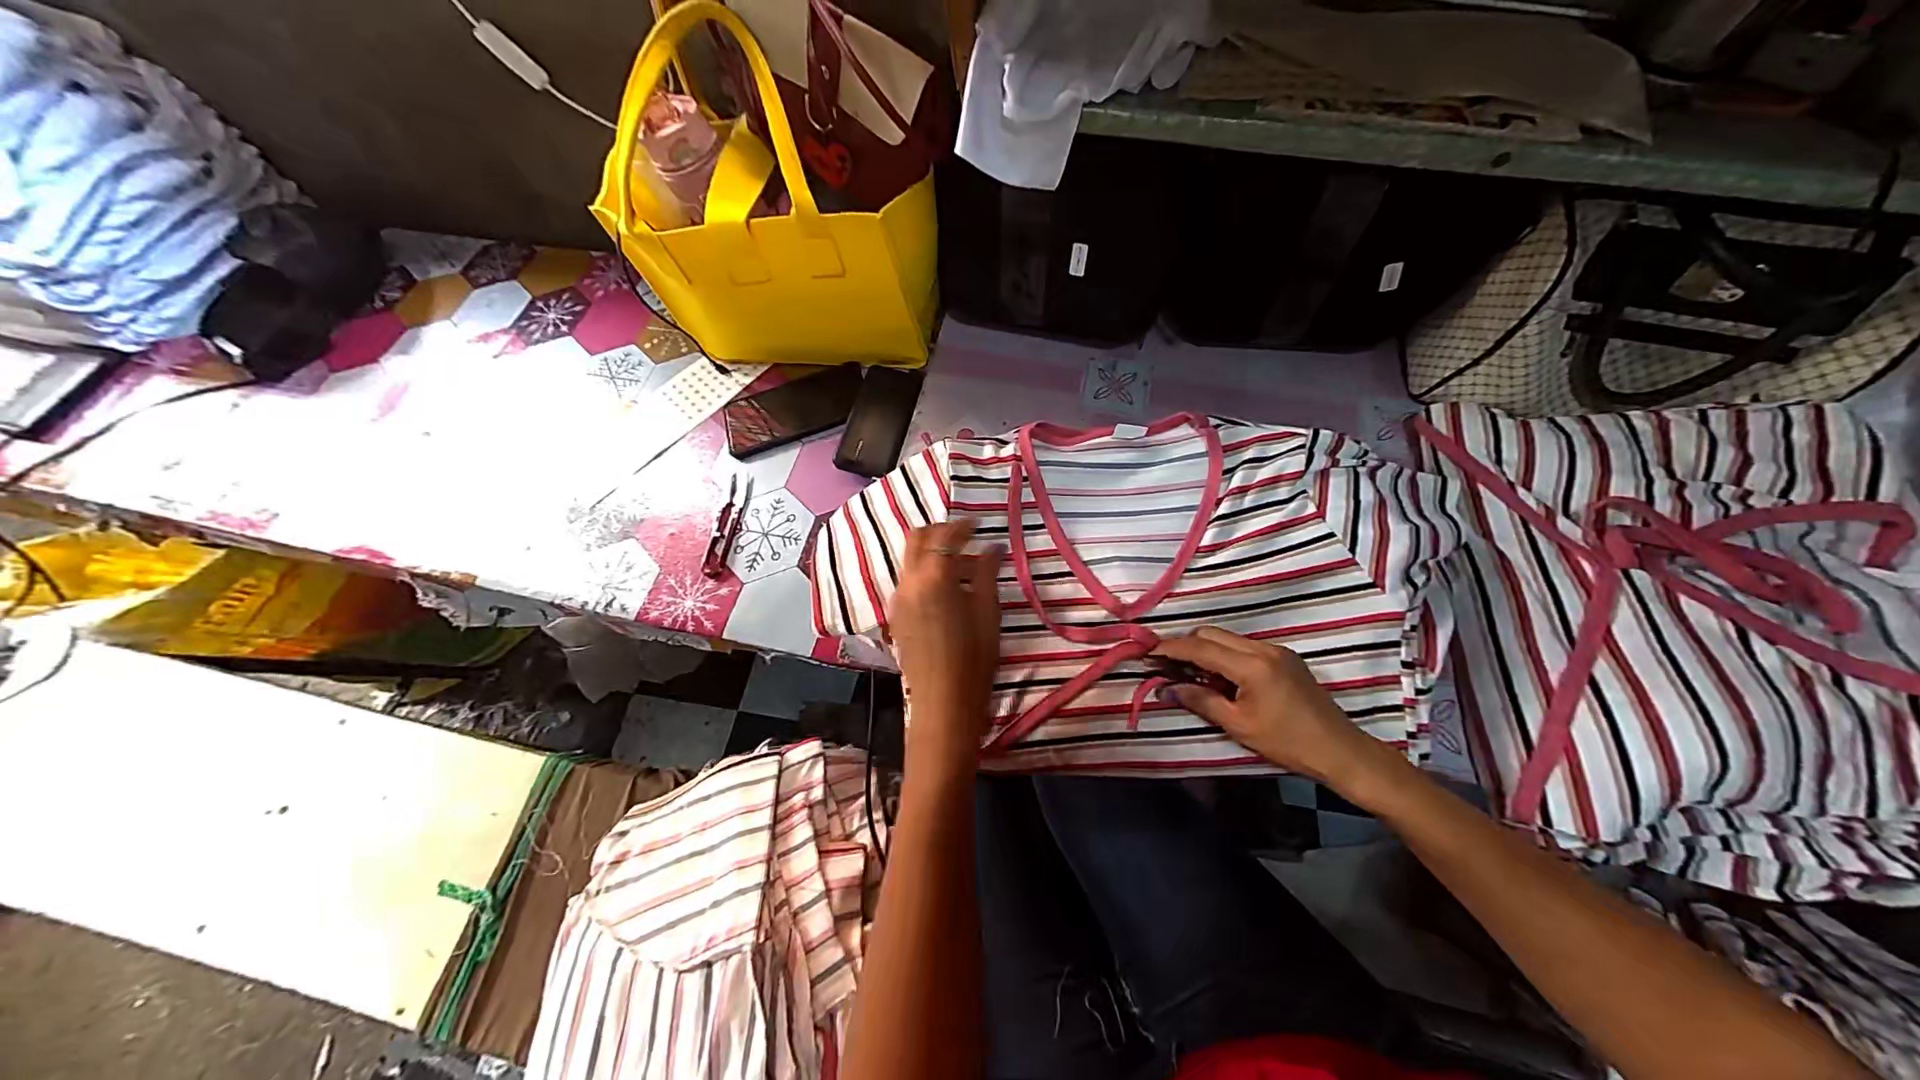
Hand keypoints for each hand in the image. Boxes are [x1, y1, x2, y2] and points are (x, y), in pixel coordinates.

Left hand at [887, 520, 1001, 768]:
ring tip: (959, 563)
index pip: (944, 536)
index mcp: (933, 578)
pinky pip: (906, 579)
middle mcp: (908, 582)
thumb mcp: (987, 613)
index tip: (978, 524)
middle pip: (917, 539)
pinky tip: (944, 587)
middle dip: (940, 532)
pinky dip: (923, 571)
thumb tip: (992, 548)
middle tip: (965, 536)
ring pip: (909, 559)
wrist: (943, 704)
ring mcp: (897, 599)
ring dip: (930, 551)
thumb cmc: (973, 661)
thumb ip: (986, 574)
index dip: (962, 526)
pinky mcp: (895, 616)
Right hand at [1154, 627, 1407, 790]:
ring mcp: (1276, 651)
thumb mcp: (1237, 725)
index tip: (1146, 652)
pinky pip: (1243, 647)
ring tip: (1187, 673)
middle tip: (1164, 665)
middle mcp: (1263, 649)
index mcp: (1252, 665)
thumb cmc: (1287, 742)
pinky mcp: (1283, 658)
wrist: (1339, 750)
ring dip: (1204, 650)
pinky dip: (1223, 655)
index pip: (1200, 647)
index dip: (1170, 648)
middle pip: (1212, 634)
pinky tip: (1217, 677)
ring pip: (1227, 638)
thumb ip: (1200, 700)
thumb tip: (1166, 688)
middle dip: (1185, 645)